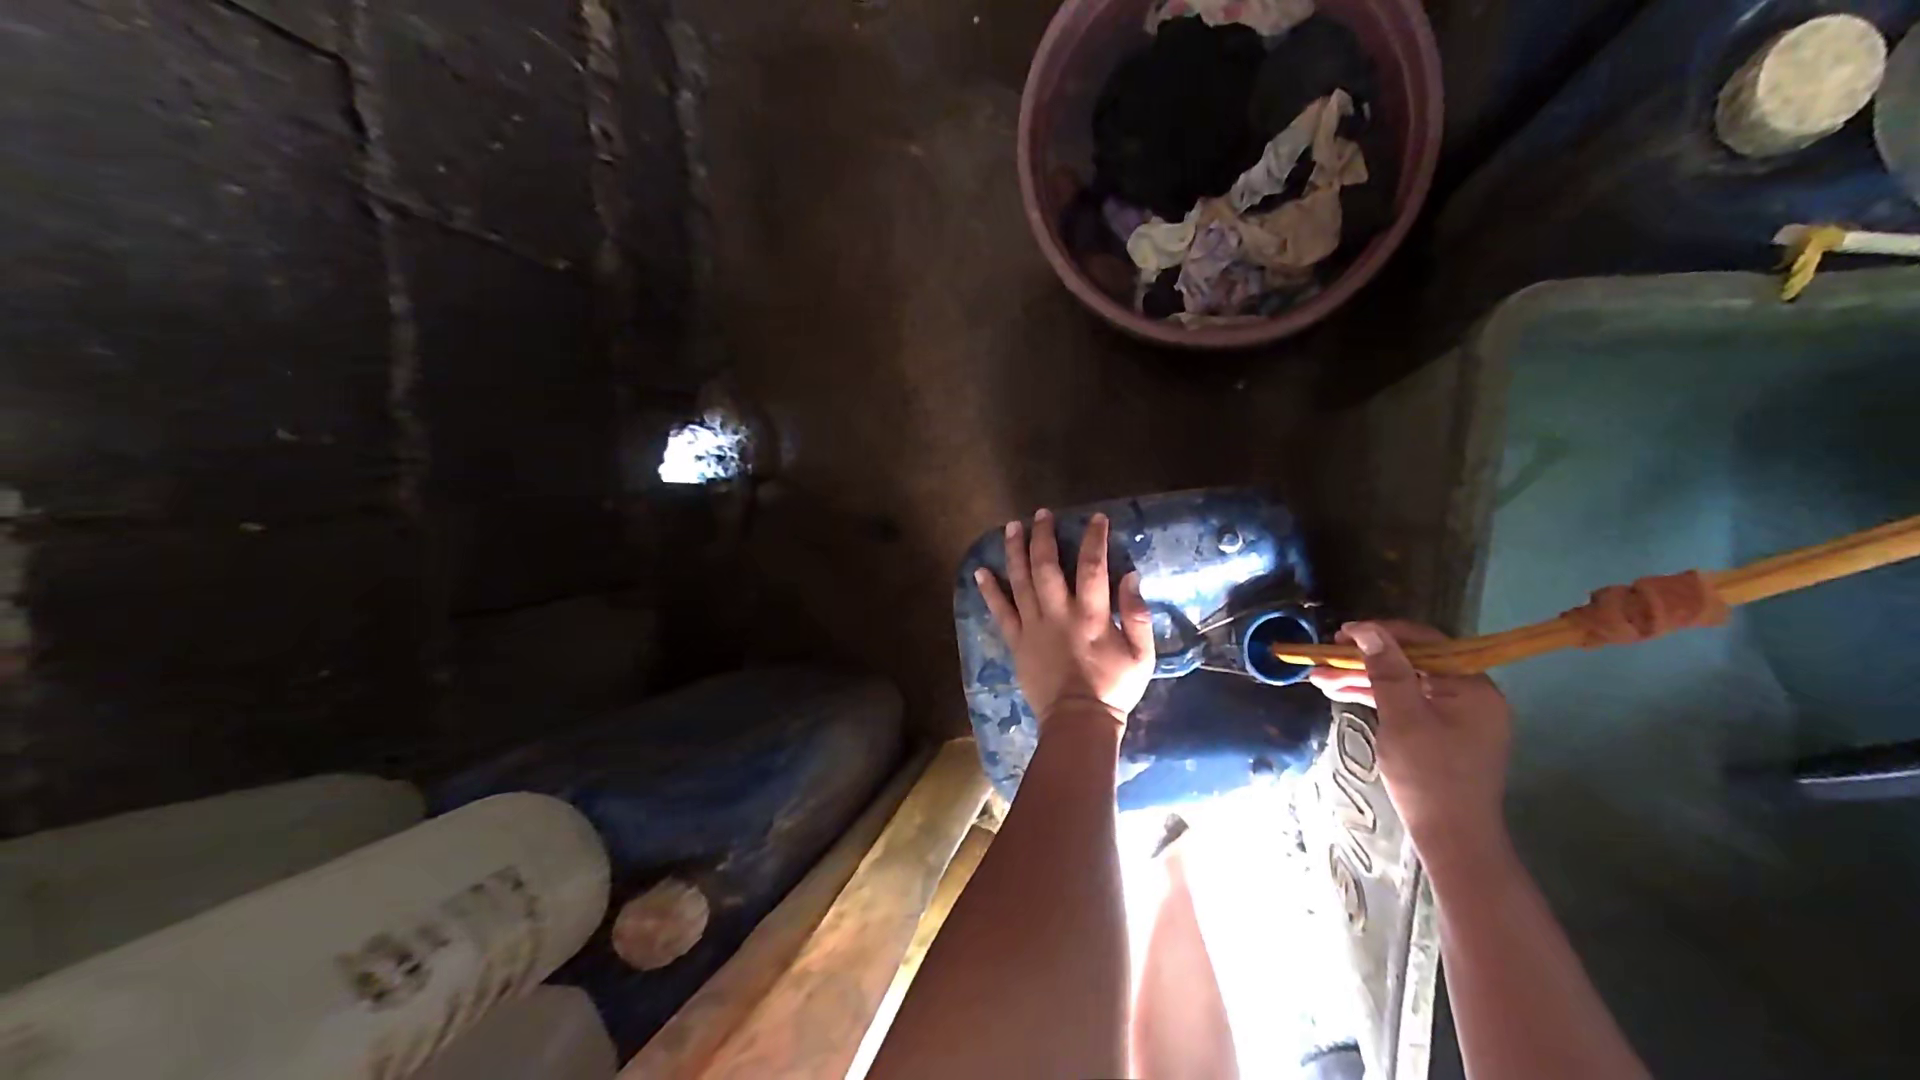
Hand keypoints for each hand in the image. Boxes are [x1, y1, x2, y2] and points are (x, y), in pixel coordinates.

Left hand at [974, 509, 1155, 730]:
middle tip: (1041, 514)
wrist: (1078, 722)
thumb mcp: (1142, 655)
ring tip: (1011, 527)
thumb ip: (1138, 615)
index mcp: (1090, 615)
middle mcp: (1057, 614)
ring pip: (1020, 581)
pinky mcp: (1016, 642)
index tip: (1096, 518)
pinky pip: (999, 612)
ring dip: (1014, 552)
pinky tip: (980, 572)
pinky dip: (989, 591)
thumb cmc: (1113, 689)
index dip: (1094, 539)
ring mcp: (1033, 627)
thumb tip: (1131, 577)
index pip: (1092, 567)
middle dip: (1043, 536)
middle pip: (1046, 566)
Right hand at [1309, 621, 1511, 849]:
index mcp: (1471, 686)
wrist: (1452, 837)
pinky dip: (1376, 697)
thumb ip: (1386, 671)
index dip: (1380, 633)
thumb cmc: (1428, 776)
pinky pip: (1407, 702)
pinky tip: (1341, 693)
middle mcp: (1470, 694)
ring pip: (1404, 683)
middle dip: (1363, 659)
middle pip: (1411, 662)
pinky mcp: (1443, 731)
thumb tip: (1368, 630)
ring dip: (1362, 678)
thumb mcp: (1402, 718)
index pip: (1424, 642)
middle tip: (1325, 656)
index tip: (1341, 635)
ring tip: (1320, 677)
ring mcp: (1457, 714)